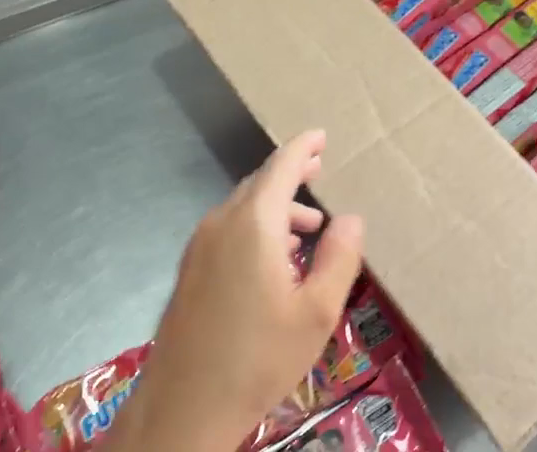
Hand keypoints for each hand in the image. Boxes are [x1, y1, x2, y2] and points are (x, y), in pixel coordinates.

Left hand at [112, 131, 365, 451]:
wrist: (186, 401)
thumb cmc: (259, 356)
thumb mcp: (316, 313)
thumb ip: (338, 259)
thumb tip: (350, 218)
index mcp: (253, 222)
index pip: (280, 167)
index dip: (303, 148)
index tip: (321, 135)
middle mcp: (221, 221)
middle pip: (260, 184)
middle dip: (291, 176)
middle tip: (319, 172)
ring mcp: (200, 244)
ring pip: (243, 208)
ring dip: (276, 209)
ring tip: (309, 231)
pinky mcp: (190, 267)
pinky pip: (229, 229)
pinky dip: (256, 227)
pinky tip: (275, 260)